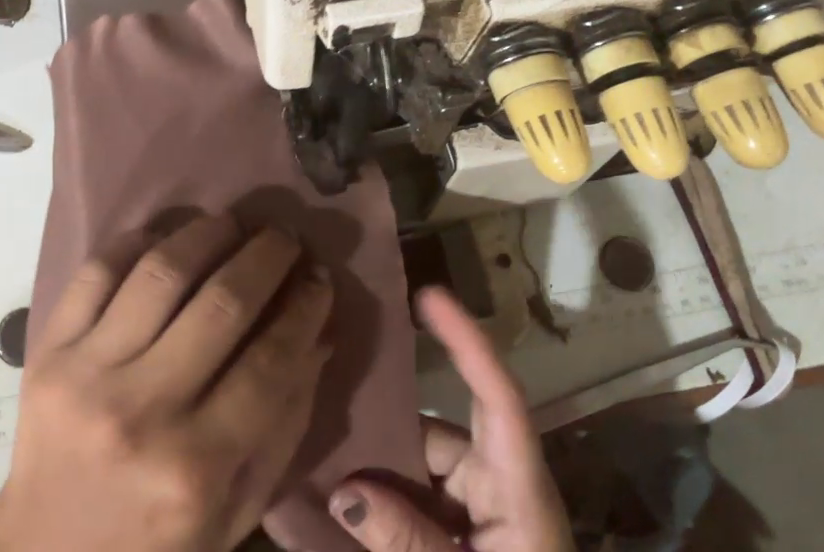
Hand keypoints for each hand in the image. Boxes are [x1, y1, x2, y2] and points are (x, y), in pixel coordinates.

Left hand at [0, 214, 334, 551]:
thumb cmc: (155, 538)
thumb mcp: (236, 508)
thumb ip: (284, 425)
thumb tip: (317, 336)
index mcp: (196, 466)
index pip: (271, 361)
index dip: (304, 308)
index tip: (320, 278)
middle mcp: (141, 411)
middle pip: (222, 304)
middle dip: (266, 257)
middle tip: (285, 238)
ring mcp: (86, 374)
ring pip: (160, 273)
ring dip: (207, 234)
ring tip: (232, 224)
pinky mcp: (48, 352)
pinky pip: (96, 273)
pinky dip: (135, 242)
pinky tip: (166, 236)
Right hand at [329, 288, 572, 551]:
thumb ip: (409, 541)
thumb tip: (346, 488)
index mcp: (519, 491)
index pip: (498, 399)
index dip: (467, 342)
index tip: (428, 296)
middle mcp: (495, 493)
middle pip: (433, 437)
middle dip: (379, 424)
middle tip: (317, 397)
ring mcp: (473, 521)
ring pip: (410, 477)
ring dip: (364, 471)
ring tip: (304, 448)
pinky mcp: (452, 542)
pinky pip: (404, 511)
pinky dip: (367, 507)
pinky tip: (314, 504)